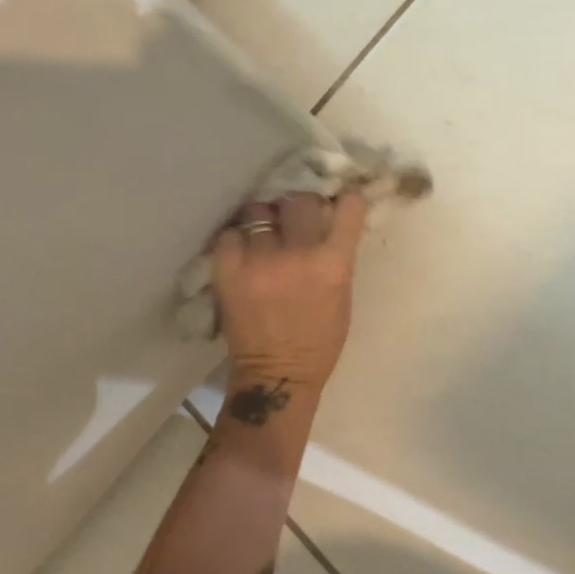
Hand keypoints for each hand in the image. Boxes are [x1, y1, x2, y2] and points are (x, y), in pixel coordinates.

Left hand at [213, 192, 368, 388]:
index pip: (347, 208)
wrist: (277, 375)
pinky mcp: (227, 269)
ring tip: (264, 234)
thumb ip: (336, 256)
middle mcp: (297, 254)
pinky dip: (238, 239)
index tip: (340, 198)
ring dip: (265, 220)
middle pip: (299, 201)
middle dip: (299, 207)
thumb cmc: (320, 340)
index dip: (345, 199)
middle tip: (295, 219)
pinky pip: (230, 233)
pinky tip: (243, 252)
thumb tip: (328, 223)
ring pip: (260, 212)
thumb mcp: (342, 295)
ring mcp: (259, 260)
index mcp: (333, 264)